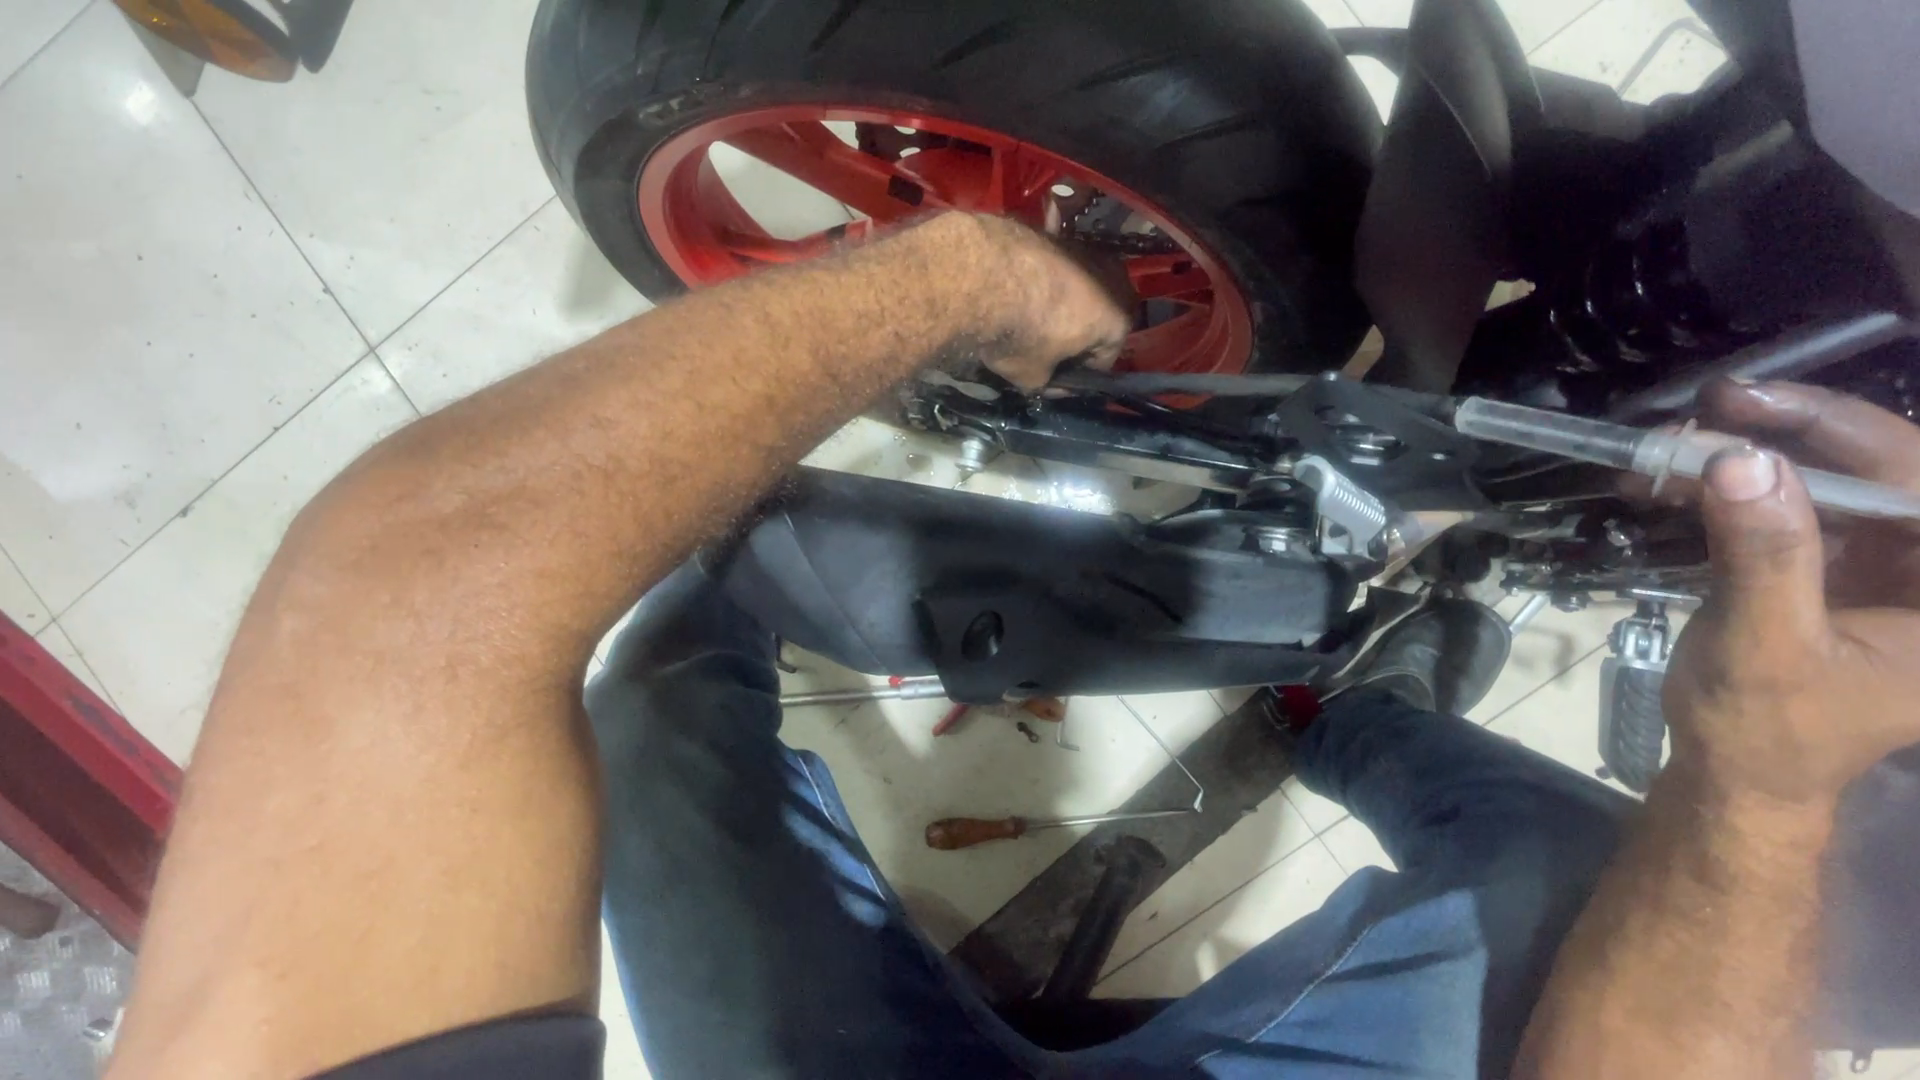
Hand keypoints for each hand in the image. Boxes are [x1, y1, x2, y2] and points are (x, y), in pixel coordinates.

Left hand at [921, 213, 1130, 389]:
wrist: (983, 273)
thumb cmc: (1020, 332)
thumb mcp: (1031, 376)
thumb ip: (1045, 383)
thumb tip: (1044, 381)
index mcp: (1118, 319)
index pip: (1103, 360)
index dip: (1076, 376)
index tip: (1054, 382)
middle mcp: (1113, 280)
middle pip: (1095, 319)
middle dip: (1073, 336)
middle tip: (1043, 351)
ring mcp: (1086, 250)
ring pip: (1076, 290)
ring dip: (1058, 307)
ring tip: (1026, 321)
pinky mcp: (1055, 233)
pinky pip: (1054, 269)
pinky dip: (1040, 282)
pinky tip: (1015, 293)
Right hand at [1661, 380, 1919, 806]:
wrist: (1739, 772)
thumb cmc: (1765, 726)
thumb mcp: (1766, 646)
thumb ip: (1766, 556)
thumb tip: (1742, 460)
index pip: (1916, 476)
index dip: (1834, 425)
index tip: (1741, 400)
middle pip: (1875, 467)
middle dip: (1782, 434)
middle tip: (1699, 412)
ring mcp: (1887, 564)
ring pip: (1824, 480)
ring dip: (1740, 459)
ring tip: (1662, 453)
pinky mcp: (1832, 567)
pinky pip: (1785, 508)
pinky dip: (1723, 490)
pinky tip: (1664, 484)